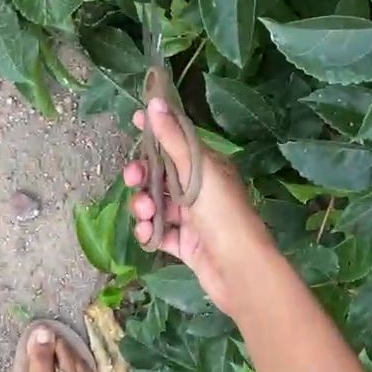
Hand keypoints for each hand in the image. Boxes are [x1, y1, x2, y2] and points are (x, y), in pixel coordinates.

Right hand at [124, 97, 277, 317]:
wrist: (240, 269)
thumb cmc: (223, 212)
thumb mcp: (197, 171)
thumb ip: (172, 138)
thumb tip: (154, 103)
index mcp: (207, 167)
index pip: (178, 141)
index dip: (156, 131)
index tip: (135, 120)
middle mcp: (200, 188)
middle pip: (161, 174)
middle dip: (143, 175)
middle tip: (131, 178)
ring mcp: (192, 218)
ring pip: (157, 203)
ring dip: (144, 205)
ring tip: (146, 214)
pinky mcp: (185, 244)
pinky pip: (159, 232)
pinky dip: (150, 231)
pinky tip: (148, 234)